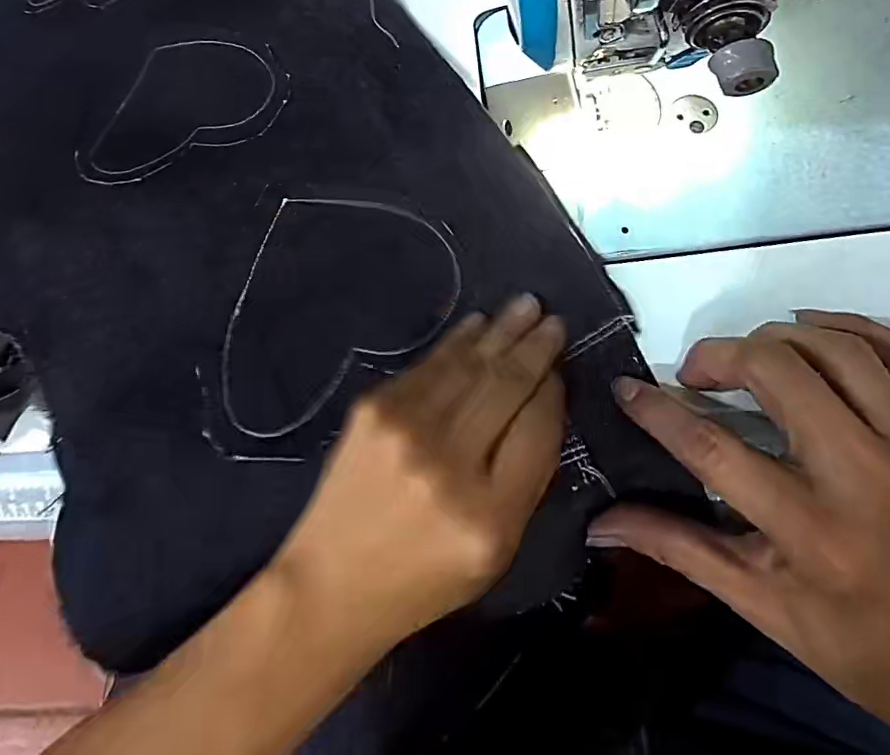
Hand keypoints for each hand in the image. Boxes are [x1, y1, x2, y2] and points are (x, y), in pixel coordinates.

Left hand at [270, 294, 567, 644]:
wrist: (329, 584)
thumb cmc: (425, 575)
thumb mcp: (497, 549)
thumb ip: (526, 476)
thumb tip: (542, 398)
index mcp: (490, 514)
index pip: (538, 428)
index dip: (553, 390)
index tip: (559, 369)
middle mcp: (448, 463)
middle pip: (506, 386)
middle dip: (535, 348)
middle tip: (554, 321)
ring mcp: (405, 429)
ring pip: (469, 365)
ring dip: (502, 330)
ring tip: (527, 305)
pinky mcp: (373, 408)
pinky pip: (430, 364)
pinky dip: (458, 341)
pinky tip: (479, 324)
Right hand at [590, 311, 889, 754]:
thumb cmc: (853, 640)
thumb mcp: (758, 605)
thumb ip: (679, 550)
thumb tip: (601, 523)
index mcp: (812, 534)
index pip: (715, 450)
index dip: (659, 412)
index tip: (627, 388)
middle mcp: (865, 480)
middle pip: (782, 374)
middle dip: (722, 354)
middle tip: (698, 370)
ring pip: (842, 350)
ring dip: (782, 333)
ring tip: (752, 349)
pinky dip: (855, 326)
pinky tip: (816, 329)